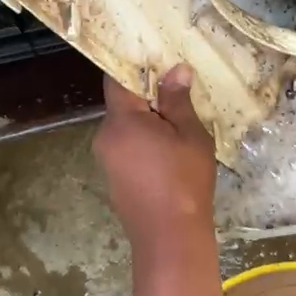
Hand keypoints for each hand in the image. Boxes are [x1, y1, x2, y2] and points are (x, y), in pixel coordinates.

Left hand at [94, 64, 218, 251]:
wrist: (170, 239)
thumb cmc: (184, 182)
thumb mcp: (190, 135)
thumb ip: (178, 100)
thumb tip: (176, 69)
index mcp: (121, 120)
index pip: (117, 79)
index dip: (135, 66)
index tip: (155, 57)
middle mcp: (105, 135)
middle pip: (122, 103)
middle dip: (147, 97)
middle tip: (178, 93)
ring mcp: (106, 158)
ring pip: (125, 127)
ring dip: (148, 122)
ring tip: (179, 126)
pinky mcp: (113, 177)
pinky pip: (126, 147)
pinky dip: (143, 142)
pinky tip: (168, 153)